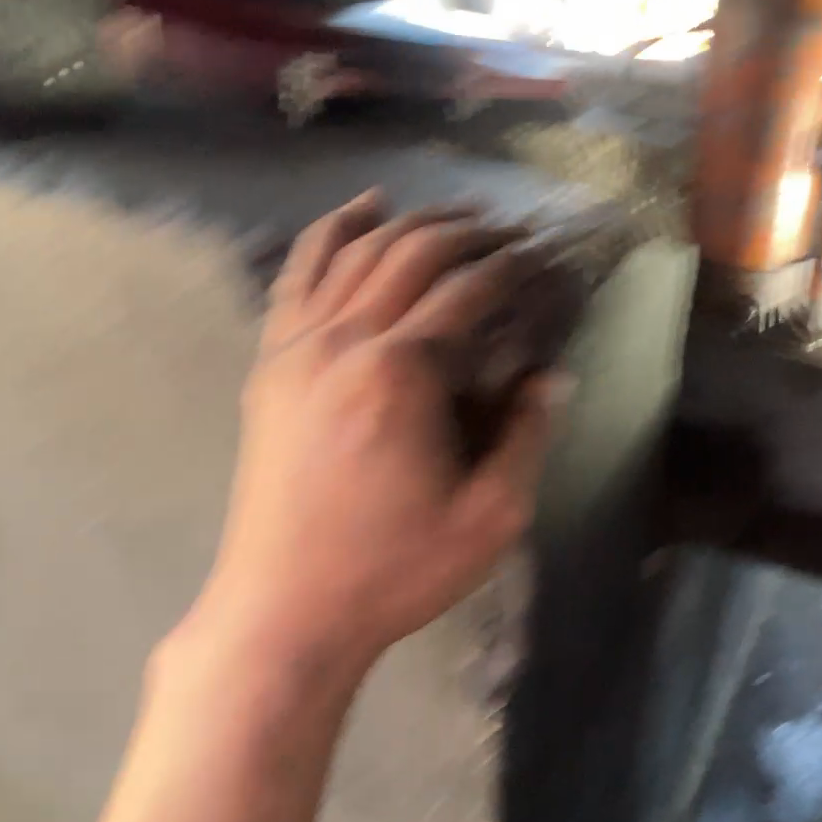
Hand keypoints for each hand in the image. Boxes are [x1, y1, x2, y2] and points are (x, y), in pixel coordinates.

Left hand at [188, 191, 560, 674]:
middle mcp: (345, 340)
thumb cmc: (398, 568)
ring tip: (454, 214)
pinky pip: (300, 275)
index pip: (468, 292)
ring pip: (357, 252)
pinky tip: (362, 213)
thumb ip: (525, 435)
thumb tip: (550, 375)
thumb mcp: (492, 516)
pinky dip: (333, 234)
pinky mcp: (270, 364)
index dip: (514, 267)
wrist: (288, 608)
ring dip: (411, 224)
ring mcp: (296, 346)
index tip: (546, 256)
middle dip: (470, 232)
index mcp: (403, 374)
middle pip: (413, 254)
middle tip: (512, 231)